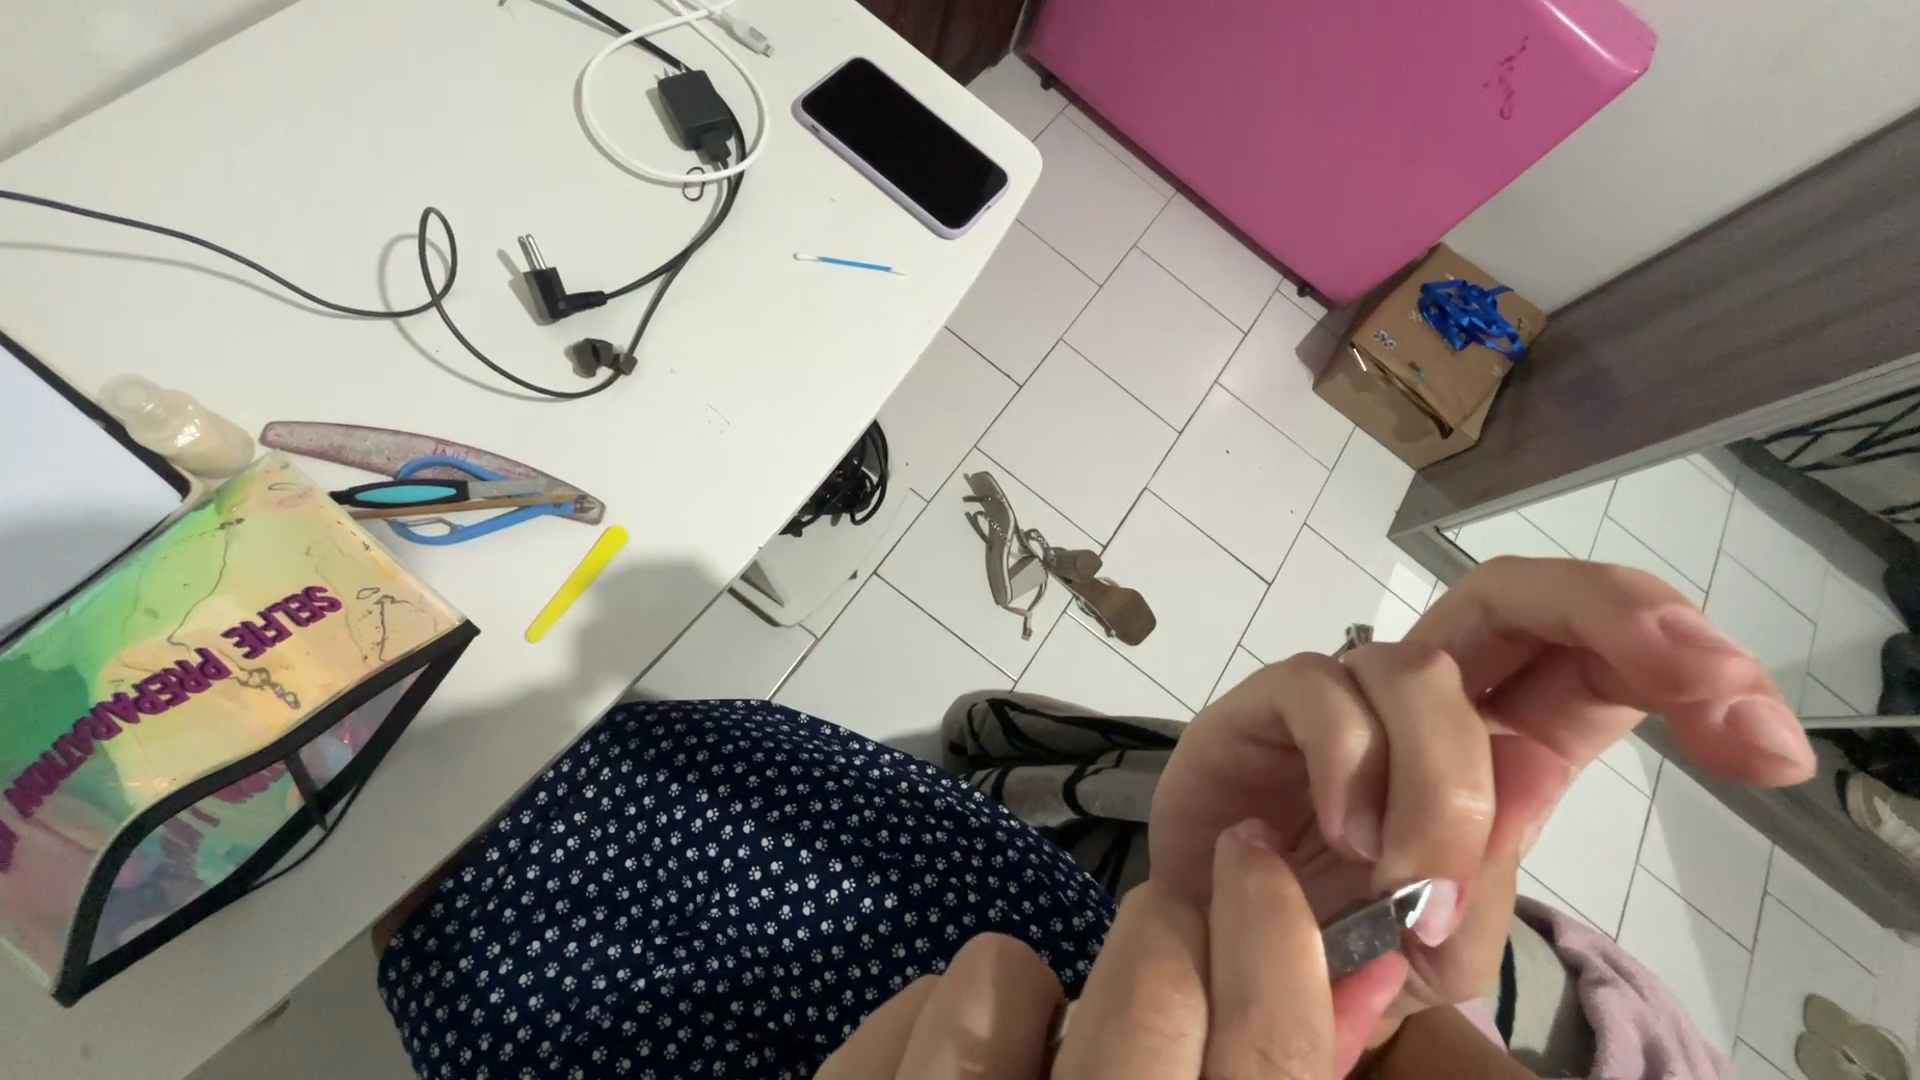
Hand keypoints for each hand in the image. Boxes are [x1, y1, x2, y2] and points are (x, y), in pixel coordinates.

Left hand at [817, 820, 1406, 1077]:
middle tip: (1162, 933)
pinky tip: (950, 1074)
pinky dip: (936, 1021)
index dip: (1273, 930)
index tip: (1253, 855)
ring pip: (1005, 970)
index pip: (1269, 1043)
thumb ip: (1281, 1059)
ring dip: (1027, 990)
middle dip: (1166, 928)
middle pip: (1149, 981)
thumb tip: (1357, 969)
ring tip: (1030, 1051)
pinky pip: (913, 1003)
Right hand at [1149, 556, 1815, 1030]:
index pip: (1597, 663)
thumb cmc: (1343, 936)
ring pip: (1418, 670)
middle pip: (1512, 595)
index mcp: (1501, 739)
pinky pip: (1322, 695)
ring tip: (1408, 883)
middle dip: (1615, 610)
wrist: (1230, 941)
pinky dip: (1350, 766)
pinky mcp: (1265, 703)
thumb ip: (1493, 866)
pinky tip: (1342, 833)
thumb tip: (1516, 780)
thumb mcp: (1453, 935)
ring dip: (1443, 787)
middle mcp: (1425, 698)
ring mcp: (1339, 692)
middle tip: (1701, 676)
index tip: (1765, 750)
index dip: (1690, 668)